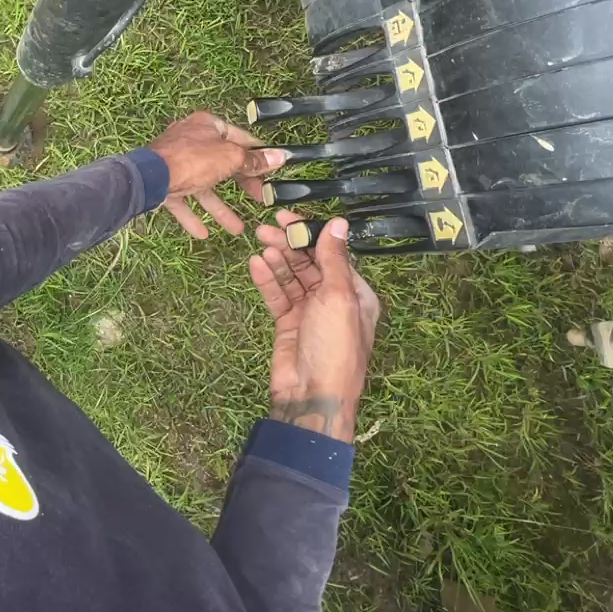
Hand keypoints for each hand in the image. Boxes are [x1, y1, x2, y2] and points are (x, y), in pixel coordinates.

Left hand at [146, 111, 287, 237]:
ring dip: (219, 209)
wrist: (150, 178)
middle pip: (223, 164)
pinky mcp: (164, 183)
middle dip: (242, 185)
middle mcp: (190, 141)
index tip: (273, 168)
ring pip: (203, 187)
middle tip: (261, 199)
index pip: (240, 138)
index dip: (258, 154)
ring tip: (238, 229)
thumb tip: (278, 157)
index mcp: (206, 126)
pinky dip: (193, 216)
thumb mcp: (230, 158)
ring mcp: (175, 164)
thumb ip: (253, 160)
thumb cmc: (192, 160)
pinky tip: (203, 233)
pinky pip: (183, 201)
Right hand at [248, 211, 382, 442]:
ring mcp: (309, 311)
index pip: (332, 254)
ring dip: (276, 261)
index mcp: (356, 294)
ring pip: (291, 278)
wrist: (312, 394)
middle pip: (308, 264)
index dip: (310, 234)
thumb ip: (334, 259)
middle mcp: (334, 300)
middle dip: (288, 245)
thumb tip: (338, 223)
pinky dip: (267, 280)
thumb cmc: (335, 347)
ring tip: (258, 246)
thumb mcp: (338, 298)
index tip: (286, 218)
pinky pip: (277, 295)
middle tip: (265, 229)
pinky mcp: (288, 322)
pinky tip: (255, 266)